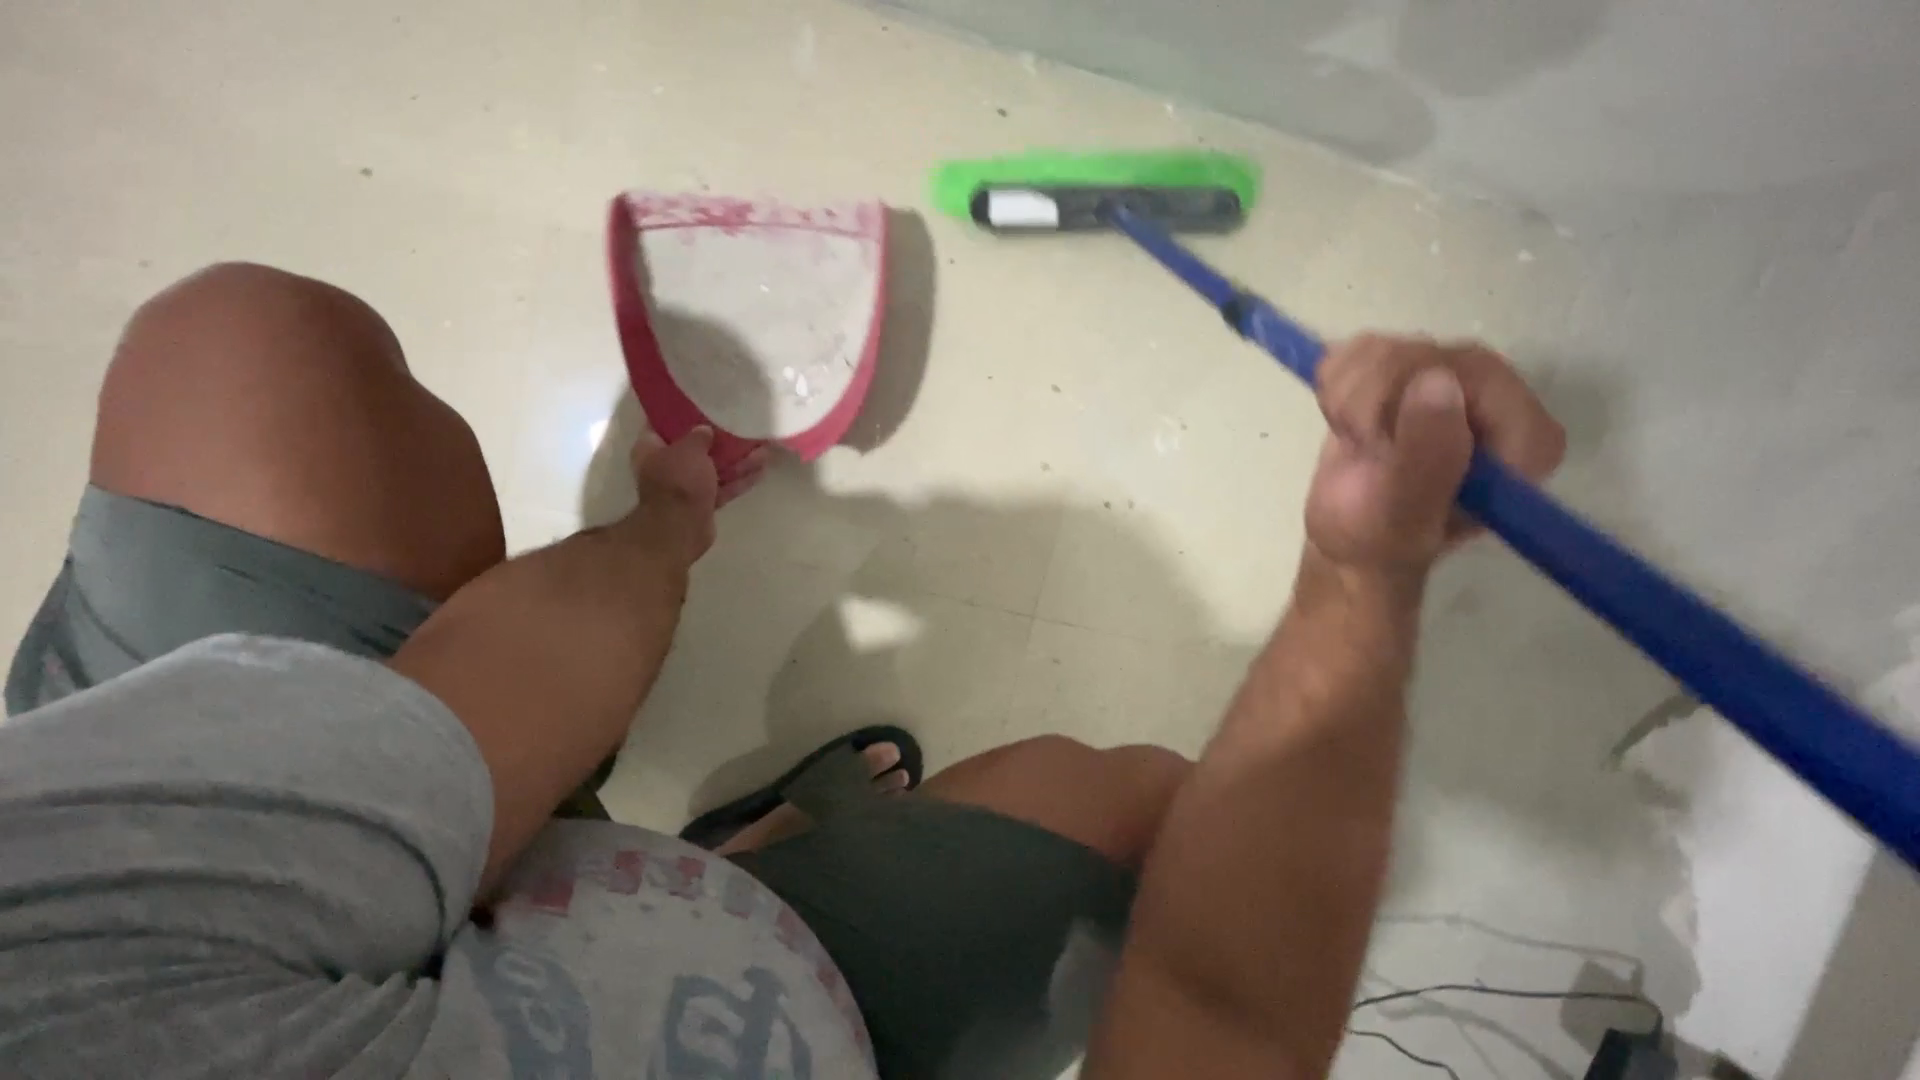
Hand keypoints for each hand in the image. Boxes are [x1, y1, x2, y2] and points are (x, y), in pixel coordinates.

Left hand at [622, 427, 768, 565]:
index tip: (701, 403)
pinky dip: (739, 480)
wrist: (680, 528)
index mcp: (651, 449)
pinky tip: (762, 470)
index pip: (662, 424)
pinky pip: (723, 486)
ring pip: (714, 468)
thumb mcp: (689, 449)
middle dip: (720, 440)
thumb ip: (698, 435)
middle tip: (741, 426)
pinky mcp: (702, 503)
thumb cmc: (678, 481)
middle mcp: (666, 466)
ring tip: (764, 449)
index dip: (681, 413)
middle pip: (695, 447)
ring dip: (738, 461)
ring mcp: (685, 486)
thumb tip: (704, 430)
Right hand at [1304, 335, 1564, 578]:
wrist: (1344, 543)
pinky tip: (1347, 421)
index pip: (1474, 374)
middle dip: (1373, 400)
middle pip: (1429, 353)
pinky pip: (1363, 346)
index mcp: (1523, 439)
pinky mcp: (1407, 370)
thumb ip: (1425, 458)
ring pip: (1390, 346)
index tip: (1375, 441)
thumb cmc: (1379, 543)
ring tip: (1357, 440)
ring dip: (1350, 396)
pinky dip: (1337, 383)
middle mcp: (1499, 401)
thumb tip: (1437, 382)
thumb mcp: (1402, 517)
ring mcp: (1452, 381)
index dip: (1409, 395)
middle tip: (1363, 445)